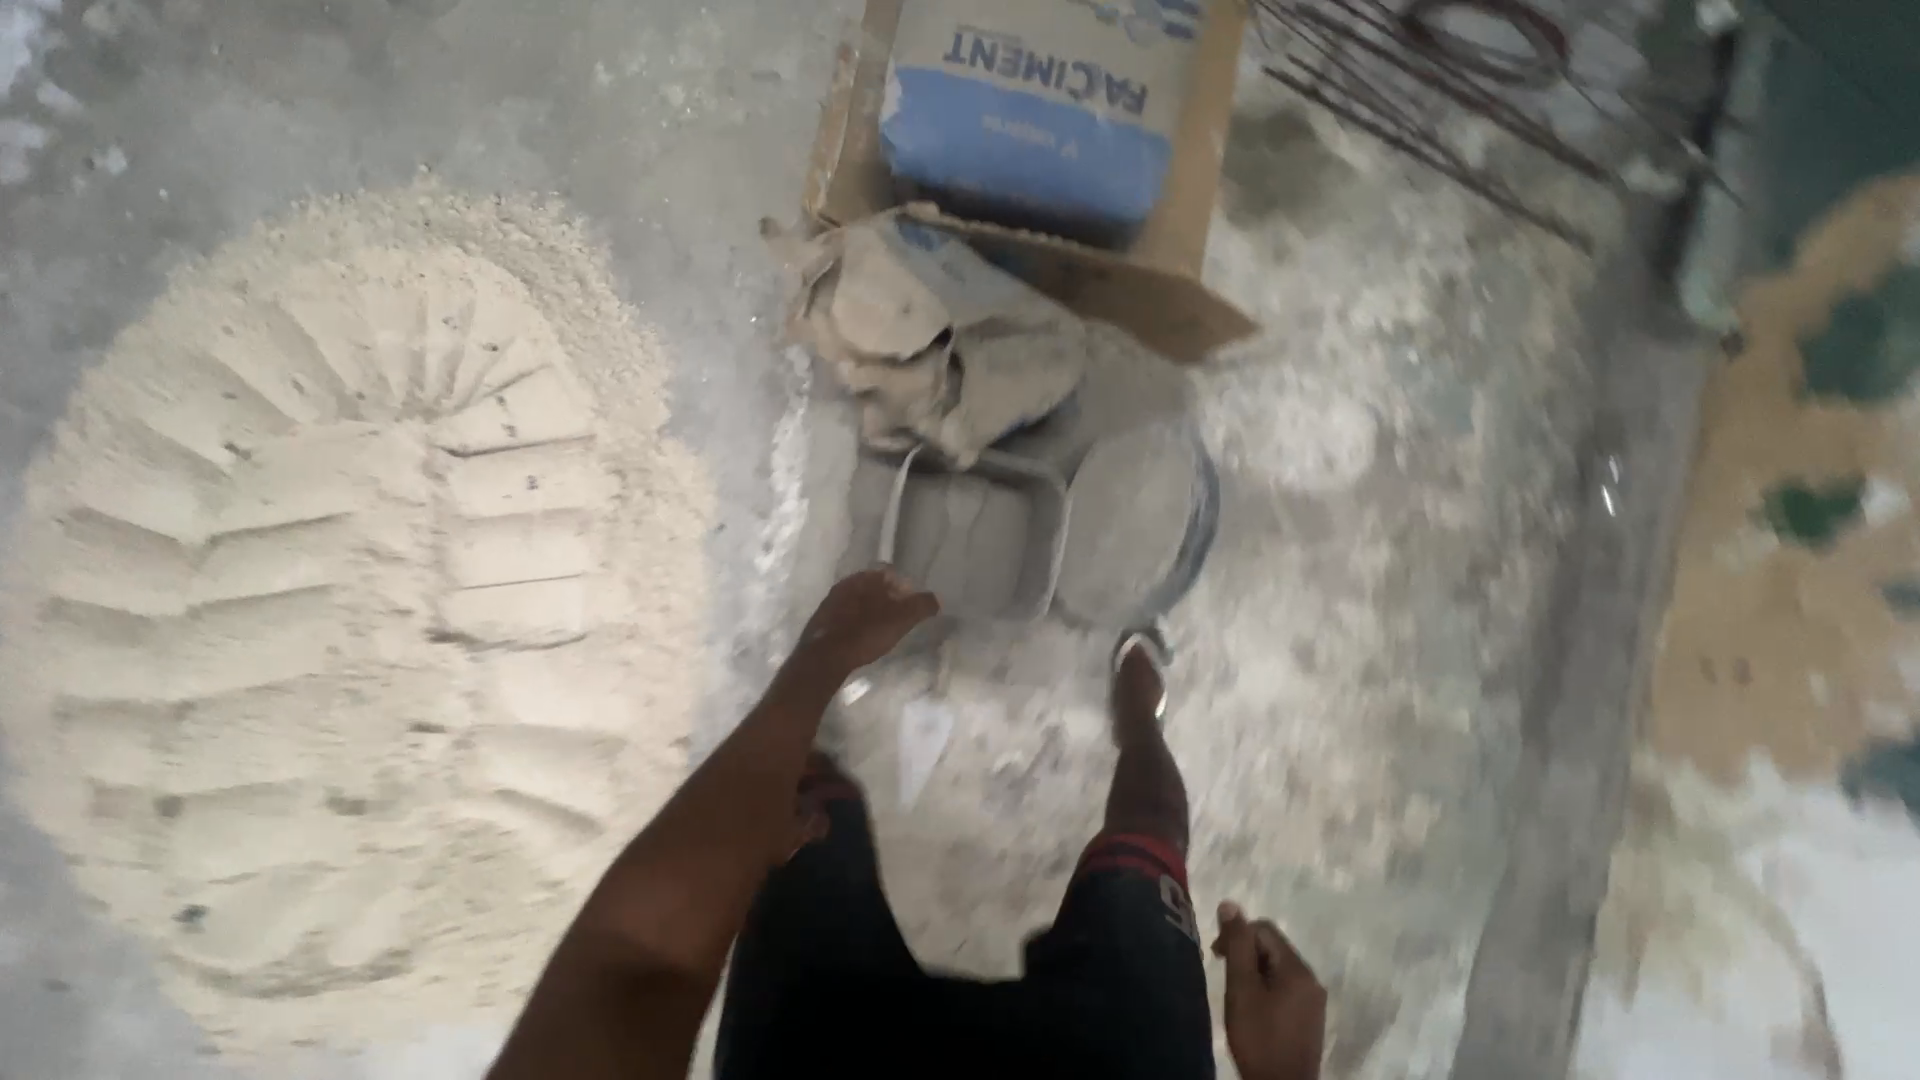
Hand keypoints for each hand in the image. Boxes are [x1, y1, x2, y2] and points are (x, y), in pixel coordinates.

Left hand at [793, 567, 938, 677]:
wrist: (824, 656)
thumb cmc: (866, 633)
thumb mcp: (901, 619)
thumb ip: (921, 606)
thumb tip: (936, 600)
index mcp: (865, 577)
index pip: (890, 573)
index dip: (904, 587)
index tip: (911, 605)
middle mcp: (846, 583)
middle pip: (873, 586)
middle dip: (887, 598)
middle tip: (899, 617)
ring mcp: (830, 601)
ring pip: (858, 600)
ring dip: (871, 610)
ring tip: (881, 629)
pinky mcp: (821, 619)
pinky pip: (845, 615)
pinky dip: (856, 621)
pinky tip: (861, 637)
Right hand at [1212, 902, 1326, 1079]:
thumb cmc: (1259, 1038)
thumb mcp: (1241, 988)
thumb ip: (1237, 944)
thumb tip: (1229, 904)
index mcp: (1298, 969)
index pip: (1263, 929)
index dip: (1237, 934)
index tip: (1216, 956)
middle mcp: (1312, 979)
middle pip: (1272, 946)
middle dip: (1244, 951)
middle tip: (1223, 972)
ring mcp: (1313, 999)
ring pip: (1277, 966)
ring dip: (1253, 969)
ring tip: (1236, 991)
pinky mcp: (1309, 1016)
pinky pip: (1284, 985)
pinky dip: (1264, 985)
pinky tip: (1252, 1005)